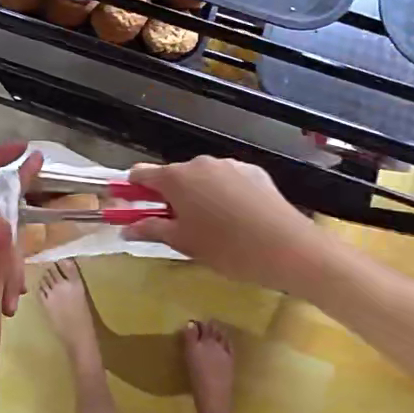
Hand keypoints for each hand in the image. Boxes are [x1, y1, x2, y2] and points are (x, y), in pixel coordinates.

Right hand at [125, 156, 325, 290]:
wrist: (288, 248)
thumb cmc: (227, 249)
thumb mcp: (183, 243)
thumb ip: (150, 230)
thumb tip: (125, 229)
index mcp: (176, 179)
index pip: (141, 174)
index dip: (132, 190)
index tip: (132, 206)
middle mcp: (199, 164)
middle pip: (173, 176)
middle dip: (169, 197)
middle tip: (176, 226)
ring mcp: (228, 164)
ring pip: (201, 178)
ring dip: (197, 195)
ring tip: (211, 226)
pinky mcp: (253, 171)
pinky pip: (226, 179)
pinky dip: (223, 194)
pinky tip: (236, 218)